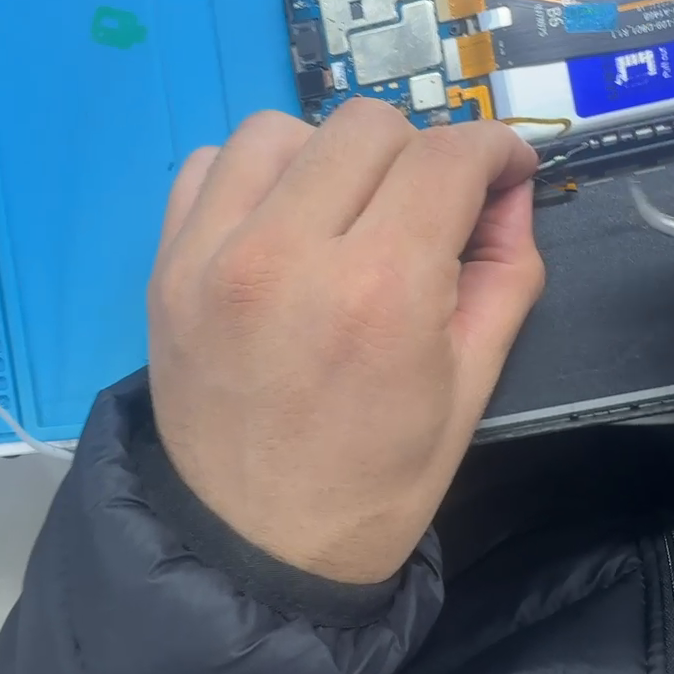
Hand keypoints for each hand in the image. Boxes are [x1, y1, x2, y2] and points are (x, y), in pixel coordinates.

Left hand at [148, 101, 543, 584]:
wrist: (254, 548)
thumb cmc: (378, 482)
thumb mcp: (474, 385)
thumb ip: (506, 270)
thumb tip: (508, 189)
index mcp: (381, 292)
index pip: (448, 156)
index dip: (495, 148)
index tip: (506, 171)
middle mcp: (287, 252)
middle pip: (369, 125)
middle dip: (421, 154)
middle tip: (427, 210)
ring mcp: (211, 254)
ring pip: (284, 128)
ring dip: (334, 157)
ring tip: (346, 216)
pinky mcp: (165, 265)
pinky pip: (213, 165)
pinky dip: (258, 176)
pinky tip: (278, 225)